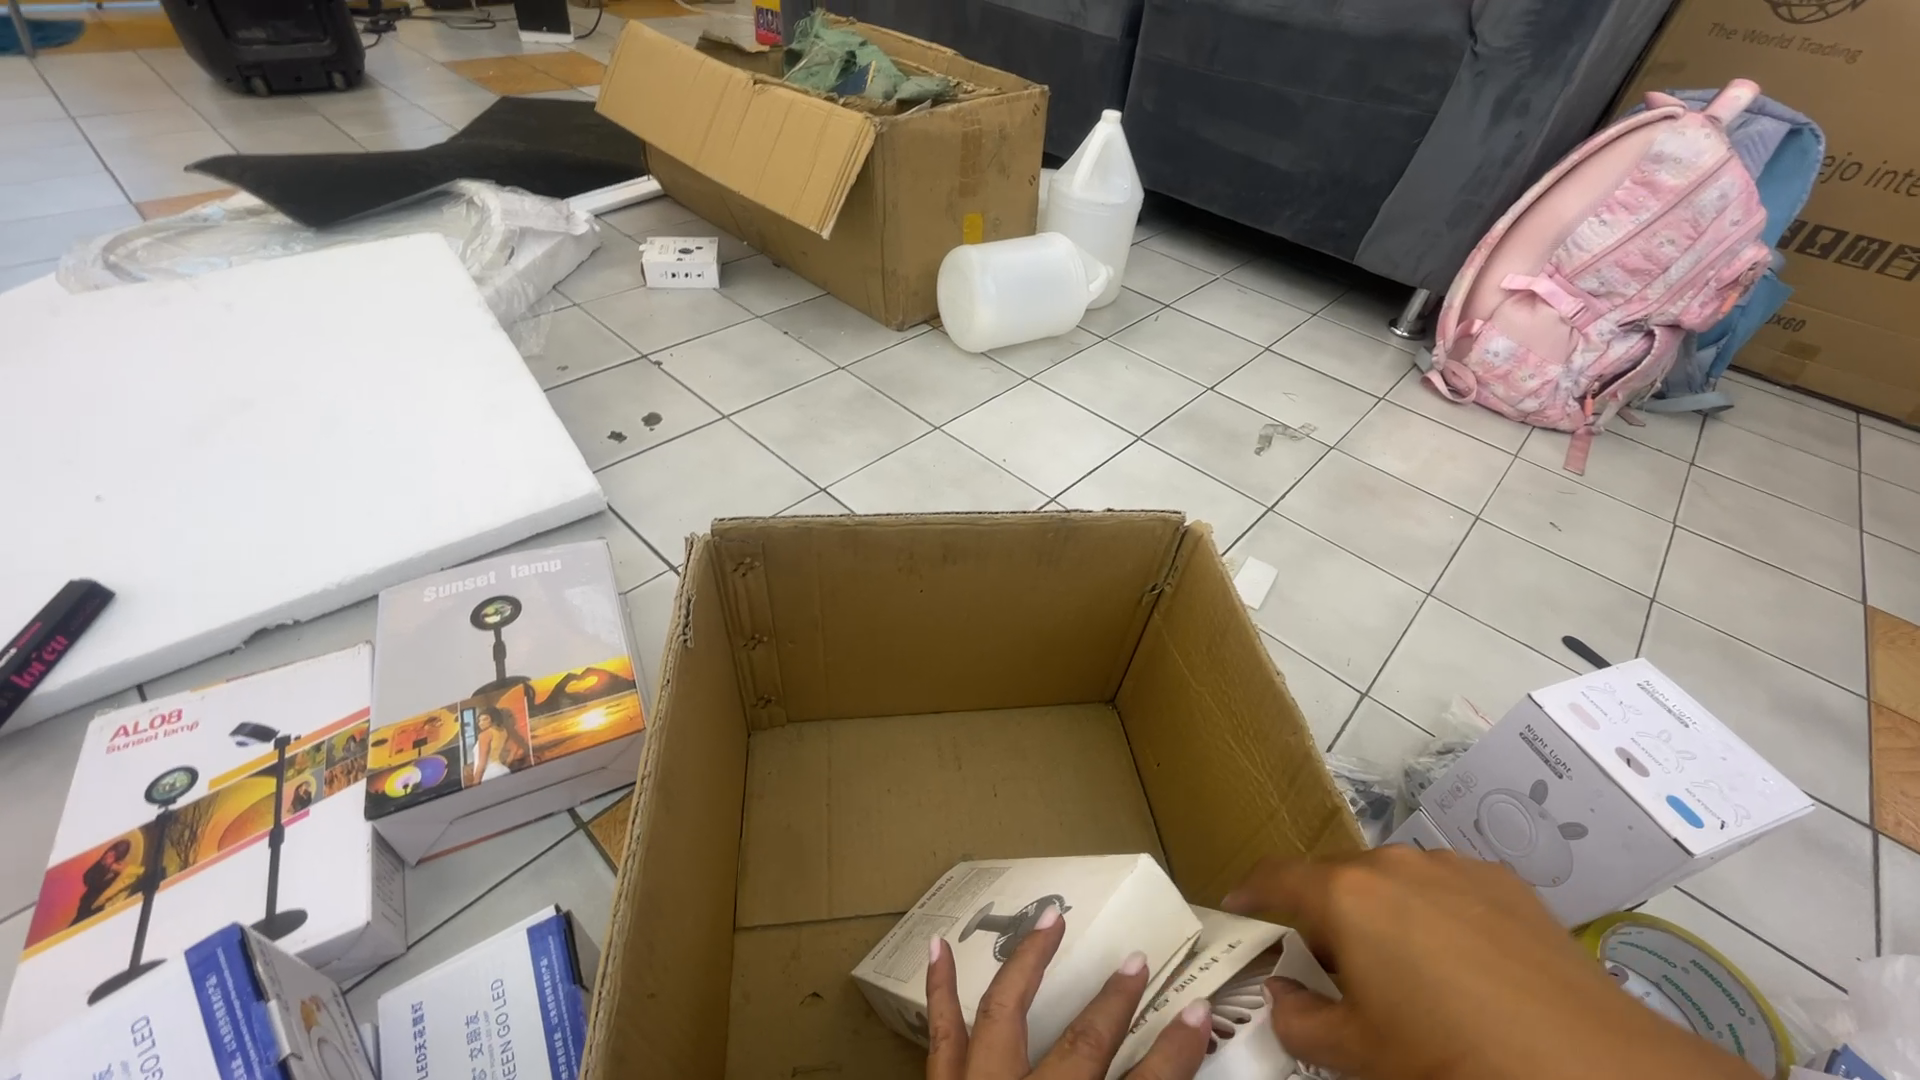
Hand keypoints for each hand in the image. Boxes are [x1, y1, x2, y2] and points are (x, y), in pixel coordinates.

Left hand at [924, 905, 1211, 1079]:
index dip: (1175, 1055)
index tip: (1199, 1014)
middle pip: (1080, 1049)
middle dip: (1113, 1004)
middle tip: (1136, 961)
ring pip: (1002, 1018)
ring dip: (1027, 965)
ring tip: (1046, 919)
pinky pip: (940, 1037)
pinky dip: (940, 991)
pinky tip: (939, 946)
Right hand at [1222, 847, 1758, 1079]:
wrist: (1598, 1071)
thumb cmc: (1453, 1060)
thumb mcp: (1359, 1056)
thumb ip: (1299, 1019)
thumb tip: (1279, 994)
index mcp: (1344, 895)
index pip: (1274, 878)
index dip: (1248, 892)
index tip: (1235, 908)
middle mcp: (1391, 863)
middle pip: (1335, 879)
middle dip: (1323, 917)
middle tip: (1332, 968)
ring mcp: (1451, 866)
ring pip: (1392, 881)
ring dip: (1381, 913)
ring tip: (1407, 970)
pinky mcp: (1504, 881)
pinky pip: (1445, 888)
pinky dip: (1435, 914)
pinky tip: (1465, 965)